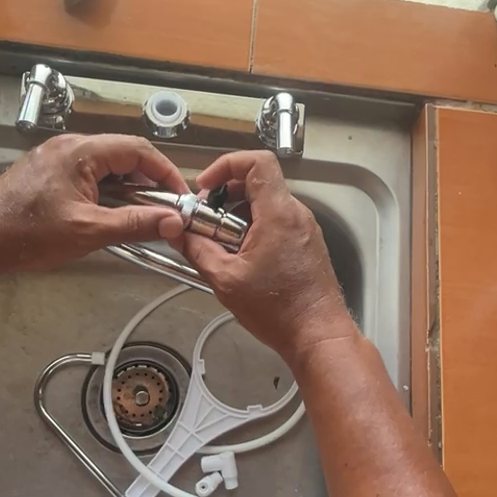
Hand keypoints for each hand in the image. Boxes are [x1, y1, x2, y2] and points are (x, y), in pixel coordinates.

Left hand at [0, 134, 189, 272]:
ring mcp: (57, 158)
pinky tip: (114, 212)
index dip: (166, 173)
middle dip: (151, 180)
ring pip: (108, 165)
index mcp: (81, 152)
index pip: (139, 150)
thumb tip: (173, 222)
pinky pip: (91, 174)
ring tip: (144, 214)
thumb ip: (135, 224)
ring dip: (130, 187)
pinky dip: (110, 190)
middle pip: (125, 154)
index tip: (181, 197)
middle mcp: (70, 146)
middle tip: (167, 207)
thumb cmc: (27, 234)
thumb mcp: (88, 231)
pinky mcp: (49, 173)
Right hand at [174, 151, 356, 360]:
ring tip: (220, 243)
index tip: (206, 185)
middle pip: (258, 183)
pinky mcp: (306, 245)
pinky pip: (277, 223)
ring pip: (266, 204)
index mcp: (279, 213)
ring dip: (238, 216)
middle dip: (226, 195)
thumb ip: (197, 249)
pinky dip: (255, 229)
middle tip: (205, 219)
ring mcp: (305, 229)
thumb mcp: (226, 279)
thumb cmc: (280, 311)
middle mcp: (297, 215)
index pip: (257, 161)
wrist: (317, 335)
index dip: (226, 164)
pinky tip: (240, 257)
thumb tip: (178, 232)